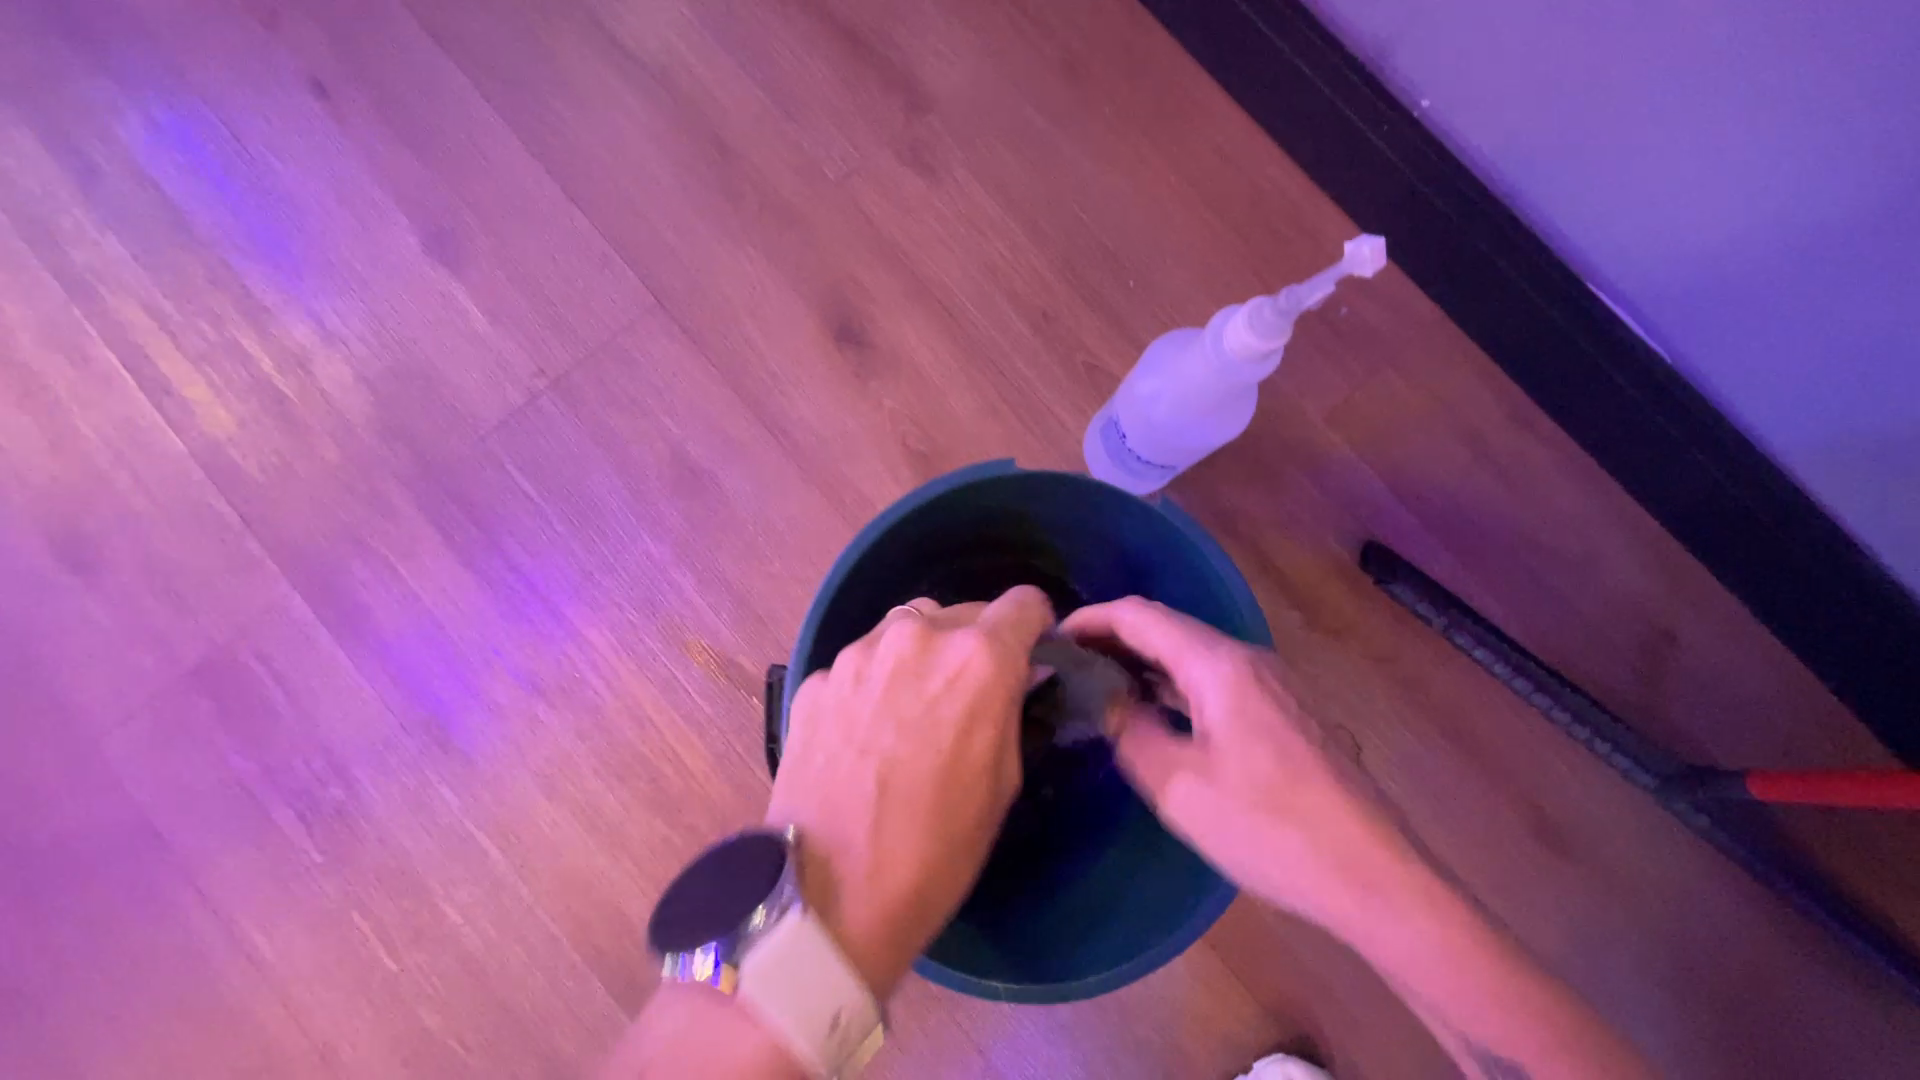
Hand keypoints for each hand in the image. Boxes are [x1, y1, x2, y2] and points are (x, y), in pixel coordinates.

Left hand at [765, 587, 1055, 996]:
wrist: (829, 894)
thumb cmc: (937, 849)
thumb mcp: (1003, 782)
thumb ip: (1011, 709)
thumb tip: (1016, 675)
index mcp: (977, 658)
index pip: (1024, 603)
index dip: (1032, 628)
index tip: (1027, 656)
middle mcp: (917, 635)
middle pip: (962, 614)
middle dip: (974, 645)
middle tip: (966, 697)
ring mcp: (857, 653)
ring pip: (906, 630)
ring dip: (921, 656)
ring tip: (911, 711)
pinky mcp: (816, 678)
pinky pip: (861, 664)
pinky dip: (873, 683)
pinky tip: (864, 734)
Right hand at [1061, 598, 1417, 930]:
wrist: (1373, 875)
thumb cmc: (1269, 828)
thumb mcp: (1178, 786)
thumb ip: (1129, 731)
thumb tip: (1101, 698)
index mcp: (1218, 664)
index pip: (1140, 615)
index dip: (1089, 619)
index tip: (1047, 638)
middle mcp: (1246, 659)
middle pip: (1167, 627)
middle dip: (1111, 638)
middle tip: (1063, 666)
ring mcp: (1269, 685)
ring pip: (1191, 654)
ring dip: (1142, 662)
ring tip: (1094, 685)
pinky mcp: (1281, 713)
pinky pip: (1213, 681)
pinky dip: (1171, 685)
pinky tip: (1151, 712)